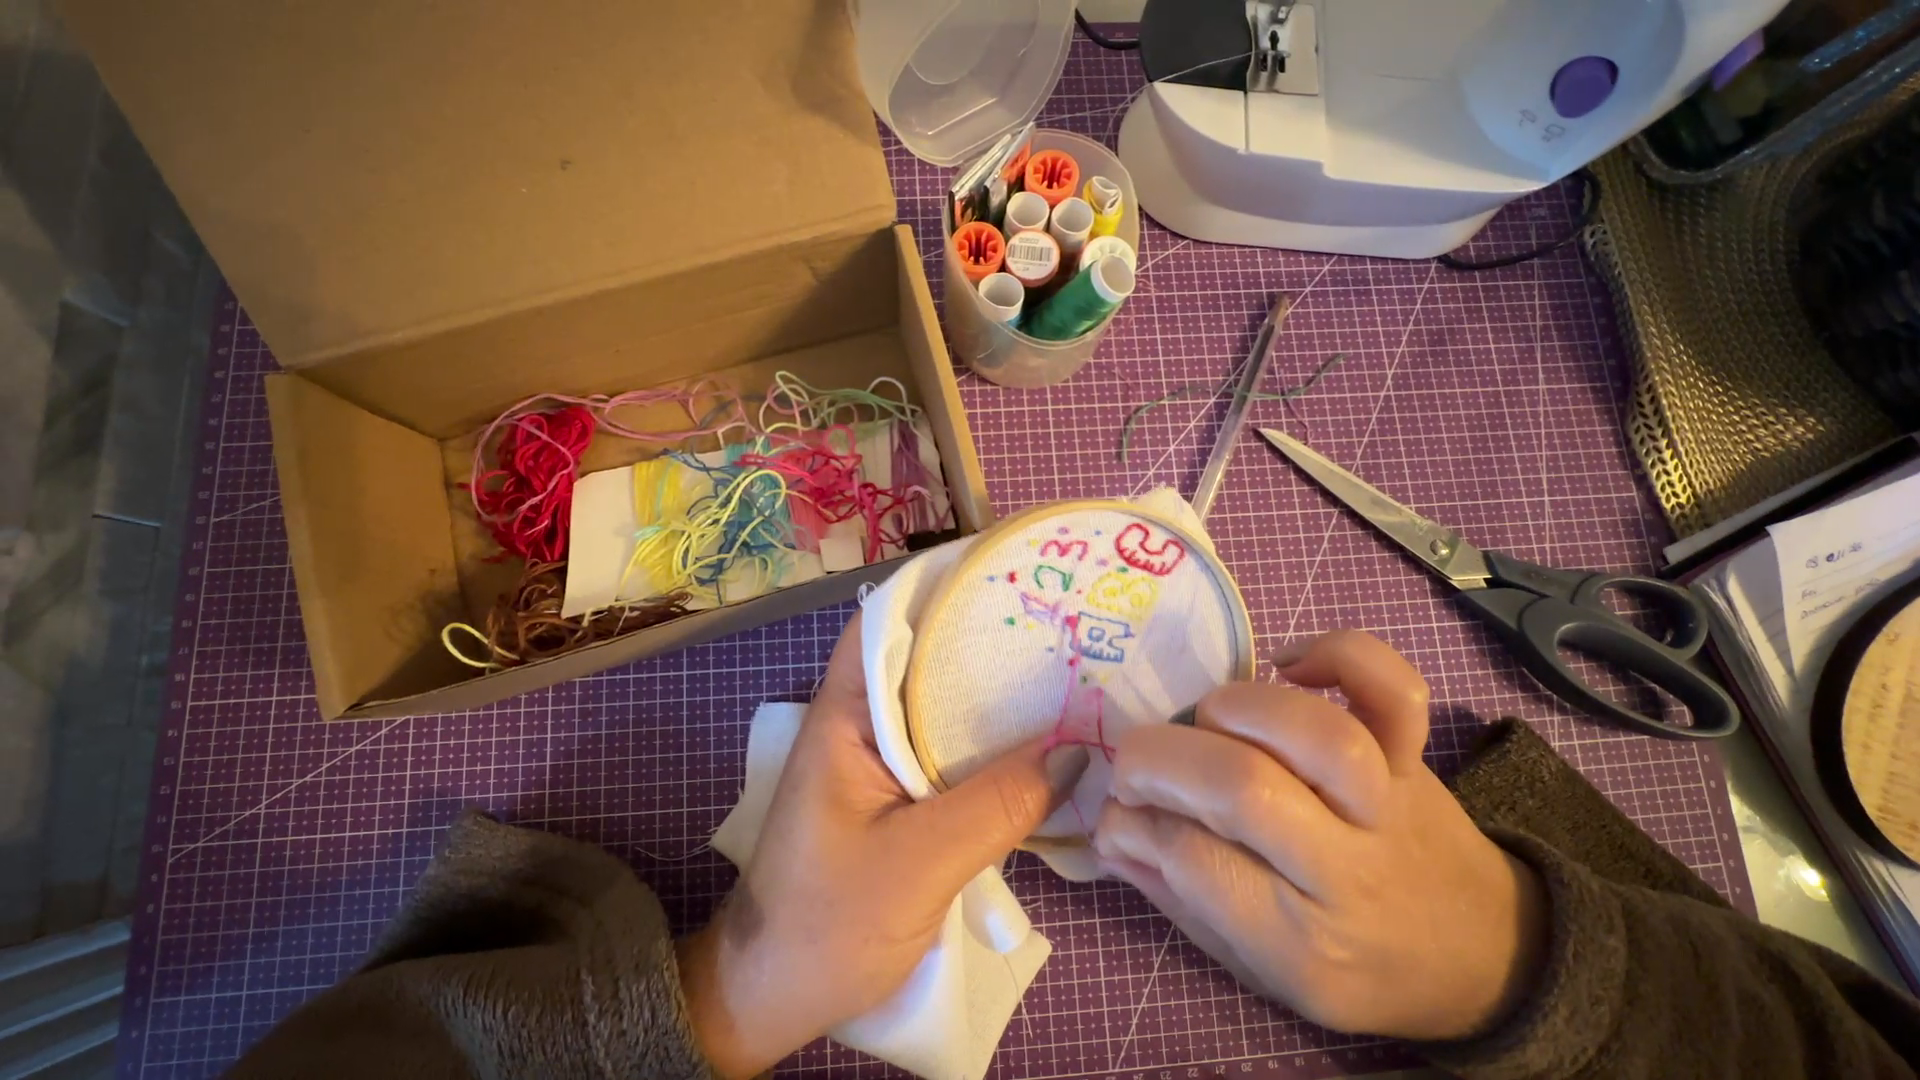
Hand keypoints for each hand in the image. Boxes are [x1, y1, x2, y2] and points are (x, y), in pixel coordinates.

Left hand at [676, 612, 1088, 1076]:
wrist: (772, 997)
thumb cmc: (828, 922)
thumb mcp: (920, 863)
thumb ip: (998, 804)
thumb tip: (1079, 750)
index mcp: (845, 715)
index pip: (887, 620)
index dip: (941, 586)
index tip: (1008, 571)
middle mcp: (860, 724)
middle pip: (923, 658)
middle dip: (986, 636)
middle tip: (1061, 620)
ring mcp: (877, 762)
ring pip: (941, 707)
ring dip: (994, 692)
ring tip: (1066, 668)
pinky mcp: (896, 798)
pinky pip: (949, 753)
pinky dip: (990, 743)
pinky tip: (1040, 744)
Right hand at [1092, 630, 1548, 1041]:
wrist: (1478, 952)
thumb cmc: (1351, 963)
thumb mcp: (1258, 967)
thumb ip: (1178, 897)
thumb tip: (1110, 831)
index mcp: (1301, 942)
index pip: (1194, 860)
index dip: (1134, 824)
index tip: (1118, 815)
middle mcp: (1348, 870)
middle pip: (1244, 788)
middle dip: (1159, 762)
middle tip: (1136, 767)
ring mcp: (1387, 804)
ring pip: (1315, 733)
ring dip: (1235, 709)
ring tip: (1206, 720)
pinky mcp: (1414, 756)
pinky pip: (1392, 688)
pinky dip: (1337, 654)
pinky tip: (1288, 663)